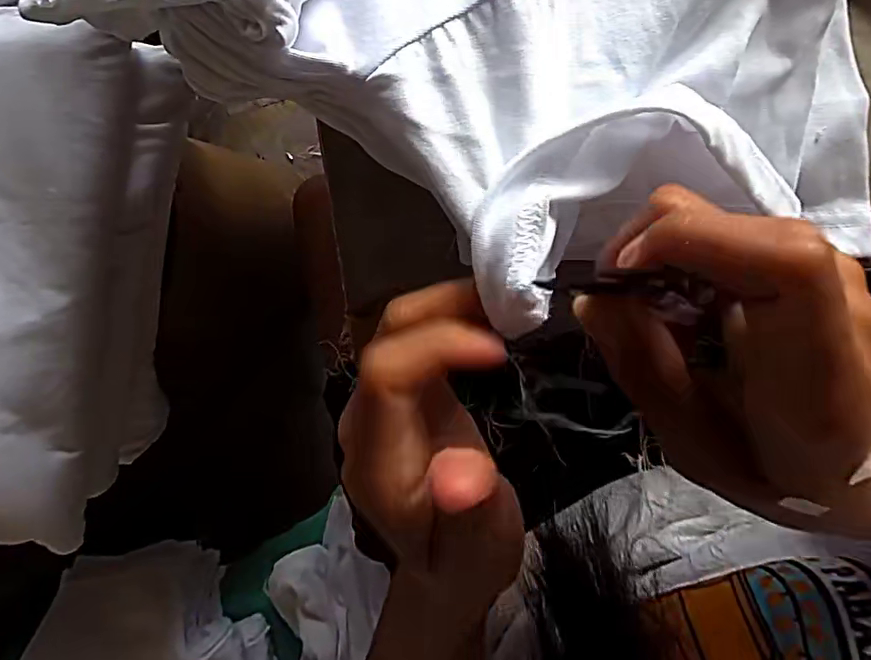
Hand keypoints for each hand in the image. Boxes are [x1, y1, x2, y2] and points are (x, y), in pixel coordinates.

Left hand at [339, 281, 524, 625]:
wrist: (445, 567)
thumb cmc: (465, 559)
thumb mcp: (480, 548)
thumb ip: (470, 513)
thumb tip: (464, 473)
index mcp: (377, 460)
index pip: (385, 373)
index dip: (437, 344)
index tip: (496, 349)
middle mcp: (365, 420)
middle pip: (386, 337)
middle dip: (443, 307)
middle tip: (505, 306)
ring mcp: (379, 401)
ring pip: (398, 326)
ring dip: (448, 303)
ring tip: (501, 303)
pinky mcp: (401, 390)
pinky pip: (415, 335)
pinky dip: (451, 314)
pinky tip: (486, 315)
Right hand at [575, 186, 870, 535]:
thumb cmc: (792, 472)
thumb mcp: (700, 445)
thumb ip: (644, 368)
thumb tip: (594, 299)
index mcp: (818, 345)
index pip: (766, 252)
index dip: (678, 245)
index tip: (619, 285)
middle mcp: (828, 277)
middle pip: (712, 216)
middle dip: (646, 249)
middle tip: (623, 308)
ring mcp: (819, 254)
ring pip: (710, 216)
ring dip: (663, 255)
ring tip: (658, 316)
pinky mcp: (803, 247)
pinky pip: (726, 231)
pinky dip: (687, 258)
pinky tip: (690, 309)